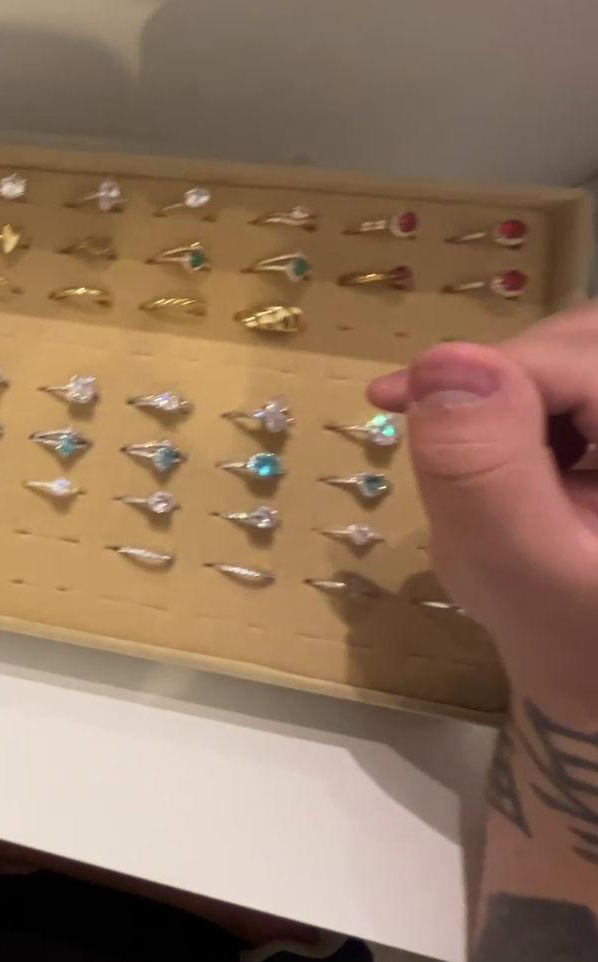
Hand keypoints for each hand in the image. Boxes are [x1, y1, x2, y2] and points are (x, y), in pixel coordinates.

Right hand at [368, 304, 597, 710]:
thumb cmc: (560, 621)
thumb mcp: (506, 555)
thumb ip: (476, 464)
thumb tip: (440, 362)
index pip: (586, 363)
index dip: (489, 370)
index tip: (385, 397)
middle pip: (597, 340)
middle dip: (511, 366)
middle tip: (437, 422)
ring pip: (593, 348)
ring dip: (523, 378)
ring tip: (481, 441)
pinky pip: (593, 374)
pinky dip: (541, 391)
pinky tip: (512, 437)